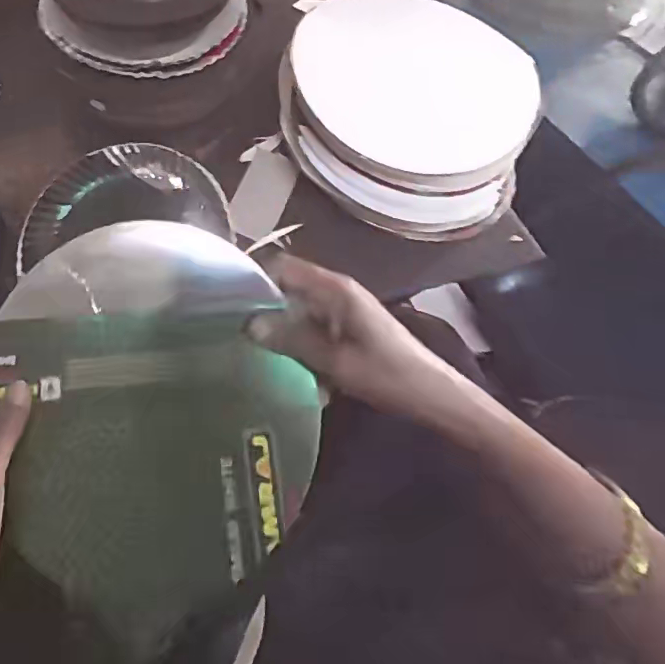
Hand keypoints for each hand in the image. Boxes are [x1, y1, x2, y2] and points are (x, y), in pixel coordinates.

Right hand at [245, 255, 483, 428]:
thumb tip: (248, 323)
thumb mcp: (336, 361)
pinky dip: (303, 344)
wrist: (436, 397)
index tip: (228, 300)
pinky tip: (294, 370)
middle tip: (235, 331)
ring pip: (299, 310)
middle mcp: (337, 291)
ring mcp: (344, 310)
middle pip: (289, 288)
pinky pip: (314, 328)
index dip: (255, 278)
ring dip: (284, 331)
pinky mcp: (348, 328)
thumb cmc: (389, 375)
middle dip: (265, 308)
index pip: (283, 266)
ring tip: (256, 352)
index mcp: (335, 289)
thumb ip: (292, 340)